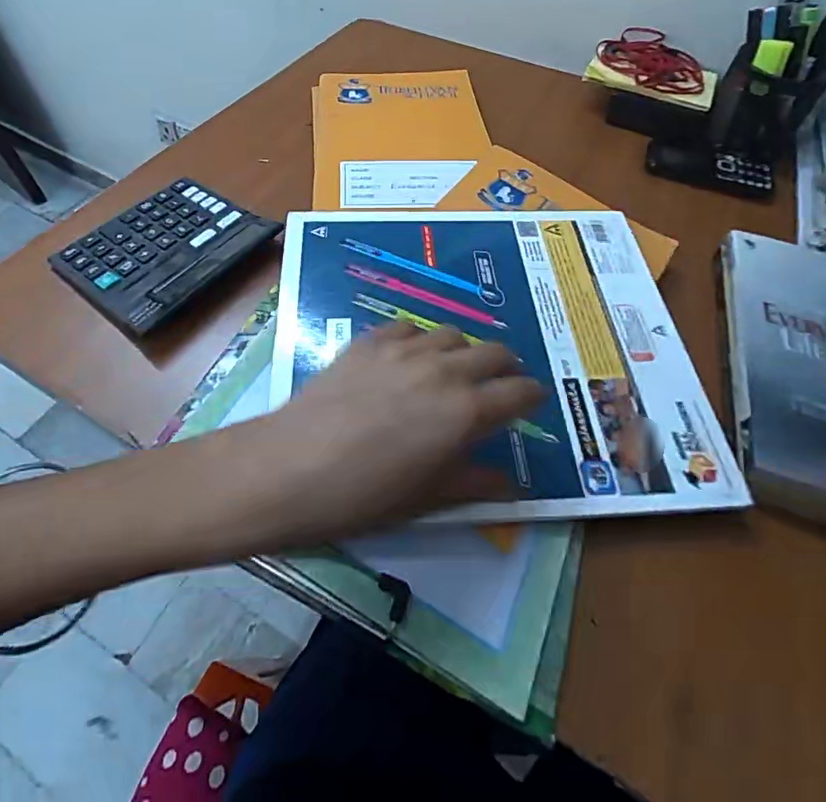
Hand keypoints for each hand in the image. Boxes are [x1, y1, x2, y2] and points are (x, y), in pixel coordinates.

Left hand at [232, 321, 544, 545]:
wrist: (294, 466)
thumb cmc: (366, 494)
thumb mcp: (428, 498)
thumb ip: (475, 483)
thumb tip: (510, 484)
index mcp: (467, 410)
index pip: (520, 392)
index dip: (531, 397)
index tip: (528, 405)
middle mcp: (443, 370)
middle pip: (494, 352)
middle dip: (505, 368)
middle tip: (496, 386)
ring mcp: (402, 350)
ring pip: (450, 334)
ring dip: (461, 351)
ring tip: (450, 371)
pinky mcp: (367, 342)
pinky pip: (407, 327)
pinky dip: (418, 339)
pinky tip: (406, 358)